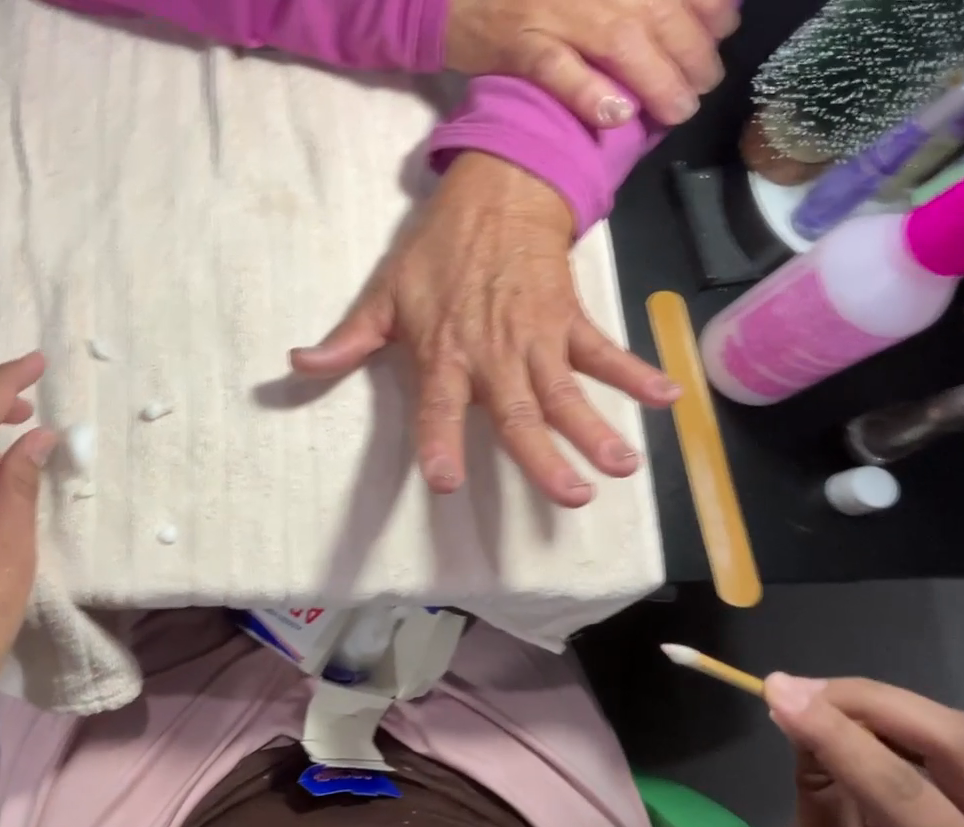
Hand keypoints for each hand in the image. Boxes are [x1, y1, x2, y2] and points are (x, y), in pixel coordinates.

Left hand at [292, 152, 679, 506]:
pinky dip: (635, 371)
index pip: (437, 407)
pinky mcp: (569, 317)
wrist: (496, 191)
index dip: (440, 442)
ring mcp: (536, 337)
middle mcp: (492, 353)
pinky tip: (667, 398)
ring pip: (567, 390)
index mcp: (443, 354)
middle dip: (543, 457)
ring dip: (596, 427)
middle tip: (570, 498)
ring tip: (622, 467)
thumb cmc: (435, 252)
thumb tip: (296, 365)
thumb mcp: (383, 296)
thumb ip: (346, 342)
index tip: (447, 483)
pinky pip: (603, 349)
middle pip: (518, 413)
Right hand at [445, 0, 739, 126]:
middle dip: (691, 54)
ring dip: (656, 79)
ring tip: (677, 110)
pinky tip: (616, 116)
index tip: (723, 34)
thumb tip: (698, 7)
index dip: (710, 8)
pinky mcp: (519, 43)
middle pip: (657, 15)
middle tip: (701, 88)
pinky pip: (558, 69)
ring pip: (620, 43)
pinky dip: (588, 92)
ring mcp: (554, 12)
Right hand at [763, 675, 963, 826]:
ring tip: (826, 702)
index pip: (904, 792)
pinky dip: (914, 726)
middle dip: (873, 703)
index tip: (777, 690)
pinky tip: (868, 724)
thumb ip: (820, 788)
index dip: (837, 733)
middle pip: (961, 746)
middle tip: (804, 688)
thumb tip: (797, 709)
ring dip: (890, 708)